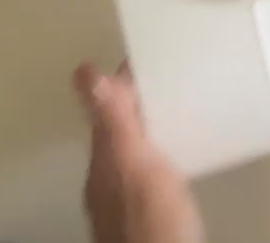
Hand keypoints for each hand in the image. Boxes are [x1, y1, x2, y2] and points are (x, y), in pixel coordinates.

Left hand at [74, 63, 205, 242]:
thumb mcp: (135, 165)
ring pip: (136, 143)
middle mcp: (111, 175)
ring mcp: (129, 195)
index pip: (109, 107)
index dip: (125, 78)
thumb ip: (114, 122)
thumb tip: (82, 72)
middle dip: (141, 95)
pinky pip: (154, 160)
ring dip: (154, 117)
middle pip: (121, 124)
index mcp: (106, 159)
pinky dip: (166, 141)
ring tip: (184, 94)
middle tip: (173, 65)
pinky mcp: (151, 208)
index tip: (151, 49)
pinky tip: (187, 142)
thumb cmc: (153, 221)